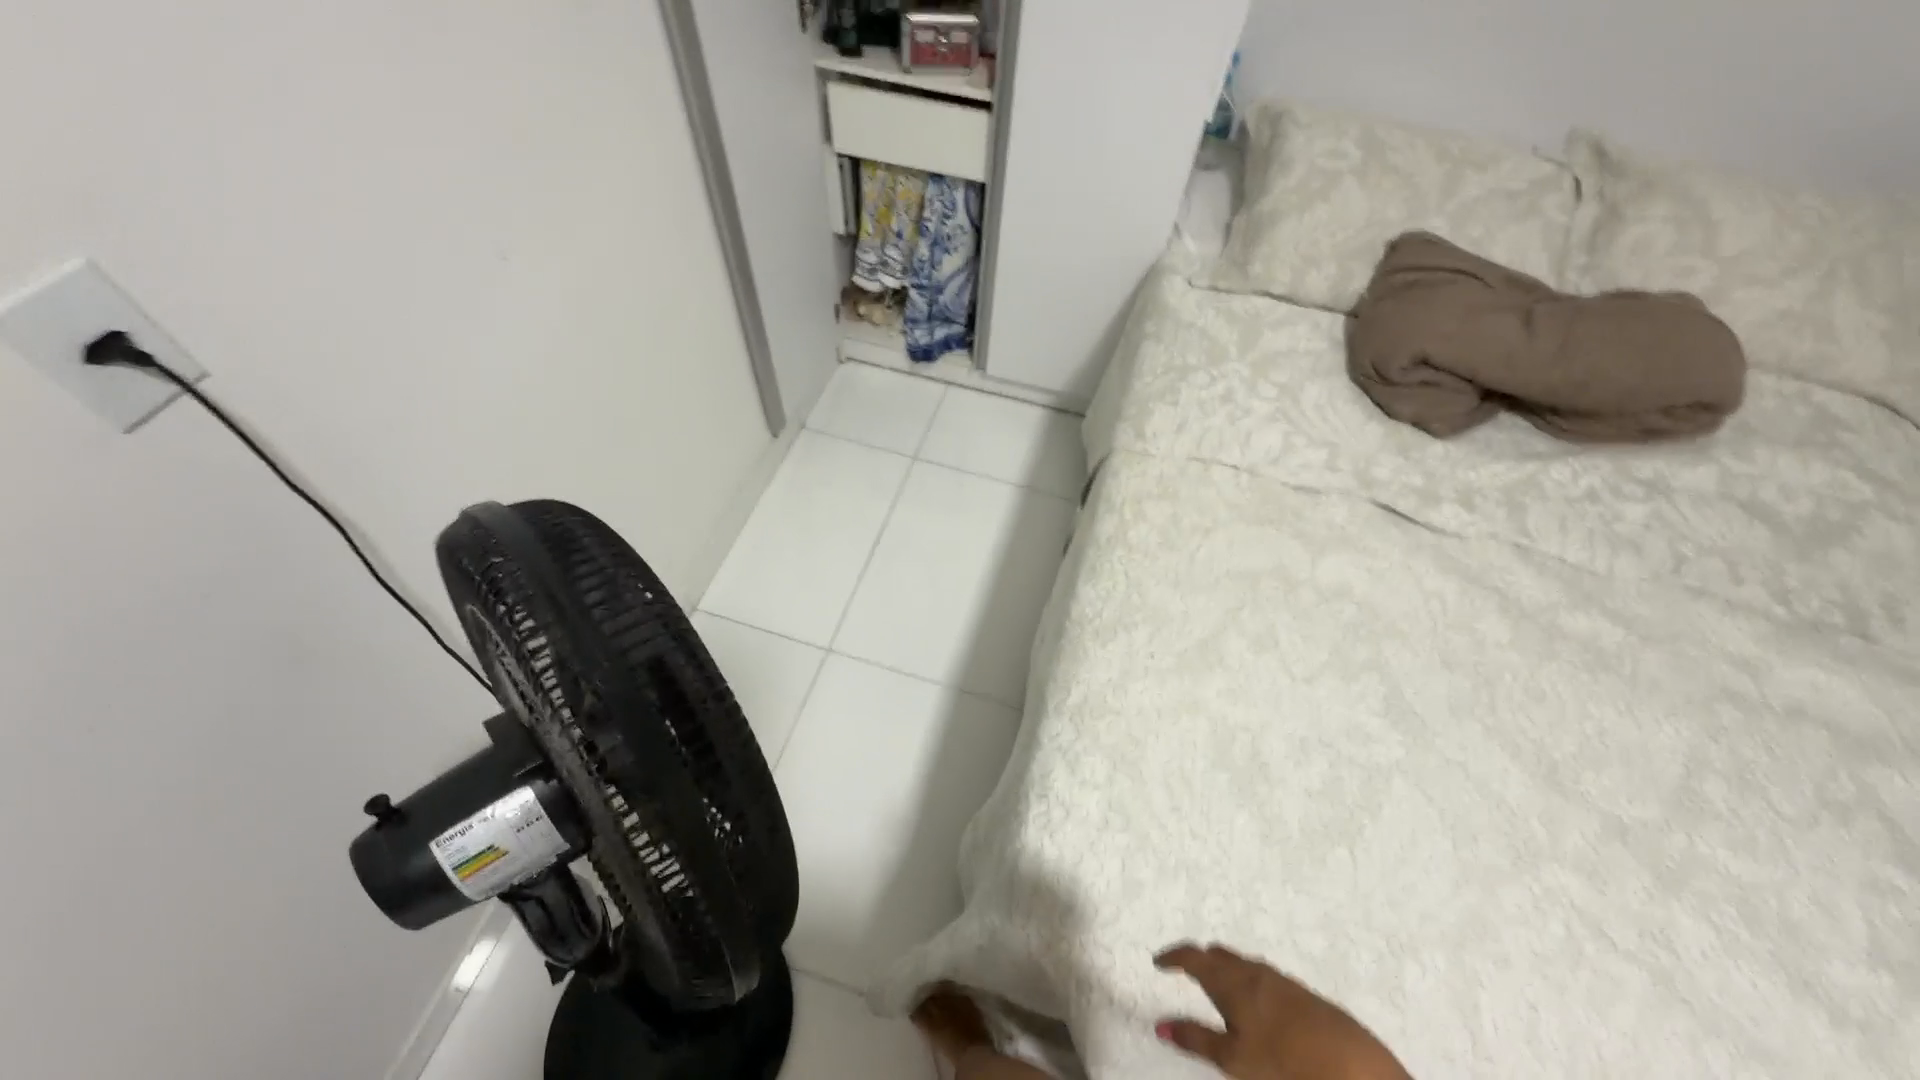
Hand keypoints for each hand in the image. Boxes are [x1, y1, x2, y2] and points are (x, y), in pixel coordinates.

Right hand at [1154, 943, 1410, 1079]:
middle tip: (1184, 970)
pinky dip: (1248, 980)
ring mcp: (1285, 983)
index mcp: (1234, 982)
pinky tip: (1256, 1003)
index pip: (1195, 957)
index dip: (1174, 956)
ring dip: (1226, 969)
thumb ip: (1196, 1038)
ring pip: (1246, 965)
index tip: (1158, 961)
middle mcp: (1257, 973)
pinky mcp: (1306, 997)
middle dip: (1200, 960)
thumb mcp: (1233, 1058)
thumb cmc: (1283, 1062)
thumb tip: (1159, 1024)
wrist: (1355, 1069)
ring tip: (1217, 985)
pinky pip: (1265, 977)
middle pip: (1221, 956)